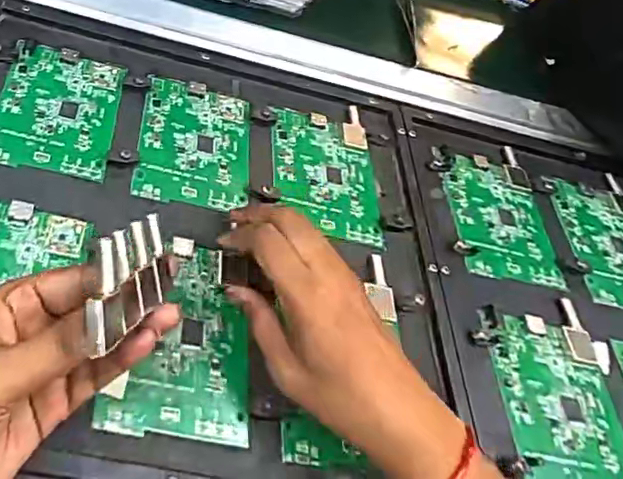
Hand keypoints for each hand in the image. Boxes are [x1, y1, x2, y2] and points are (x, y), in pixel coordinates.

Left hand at [0, 264, 178, 478]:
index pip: (68, 283)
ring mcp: (46, 367)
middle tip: (163, 286)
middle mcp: (33, 330)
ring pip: (98, 340)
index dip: (105, 276)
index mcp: (12, 306)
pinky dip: (119, 361)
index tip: (140, 271)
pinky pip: (93, 374)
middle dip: (126, 299)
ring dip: (131, 328)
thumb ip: (54, 347)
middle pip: (88, 309)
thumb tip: (104, 314)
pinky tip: (142, 345)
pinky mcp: (54, 402)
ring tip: (165, 315)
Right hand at [221, 206, 480, 478]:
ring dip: (277, 218)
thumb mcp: (288, 370)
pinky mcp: (351, 277)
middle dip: (258, 213)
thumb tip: (237, 291)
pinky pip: (317, 239)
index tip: (224, 243)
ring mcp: (342, 271)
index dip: (241, 235)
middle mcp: (326, 272)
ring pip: (305, 223)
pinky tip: (281, 251)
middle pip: (289, 217)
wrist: (398, 409)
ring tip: (253, 230)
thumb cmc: (341, 397)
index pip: (268, 239)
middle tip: (234, 221)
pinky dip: (293, 232)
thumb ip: (260, 322)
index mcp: (307, 294)